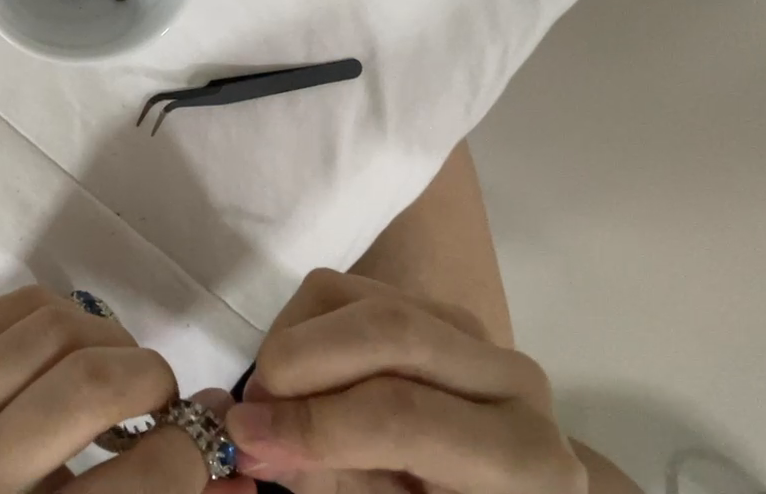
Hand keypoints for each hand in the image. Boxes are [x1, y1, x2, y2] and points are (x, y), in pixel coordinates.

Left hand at [0, 285, 213, 493]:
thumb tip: (238, 478)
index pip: (135, 484)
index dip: (190, 452)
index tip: (204, 438)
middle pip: (93, 385)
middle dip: (153, 380)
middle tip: (162, 400)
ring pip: (61, 327)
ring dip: (114, 342)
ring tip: (117, 373)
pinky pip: (28, 302)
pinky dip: (72, 317)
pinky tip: (74, 350)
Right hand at [215, 270, 586, 493]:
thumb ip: (324, 479)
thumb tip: (250, 438)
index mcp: (520, 456)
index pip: (403, 418)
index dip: (315, 425)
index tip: (245, 436)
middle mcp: (505, 375)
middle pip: (386, 330)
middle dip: (298, 359)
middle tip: (254, 404)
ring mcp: (462, 327)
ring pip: (349, 297)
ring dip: (290, 340)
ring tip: (276, 395)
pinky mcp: (420, 302)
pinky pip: (338, 290)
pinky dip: (297, 326)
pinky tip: (301, 374)